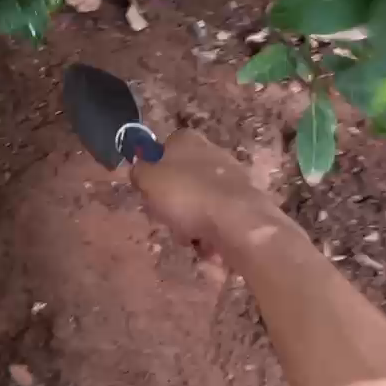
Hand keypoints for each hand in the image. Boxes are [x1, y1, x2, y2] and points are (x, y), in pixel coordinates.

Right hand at [130, 131, 293, 266]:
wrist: (240, 224)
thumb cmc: (187, 195)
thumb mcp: (147, 180)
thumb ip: (138, 172)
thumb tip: (140, 170)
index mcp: (186, 139)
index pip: (163, 149)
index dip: (154, 170)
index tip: (150, 191)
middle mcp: (211, 151)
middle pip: (182, 177)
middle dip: (173, 202)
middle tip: (167, 218)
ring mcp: (232, 177)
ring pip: (200, 200)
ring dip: (191, 221)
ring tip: (190, 238)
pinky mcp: (247, 203)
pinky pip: (220, 218)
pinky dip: (213, 232)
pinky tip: (210, 246)